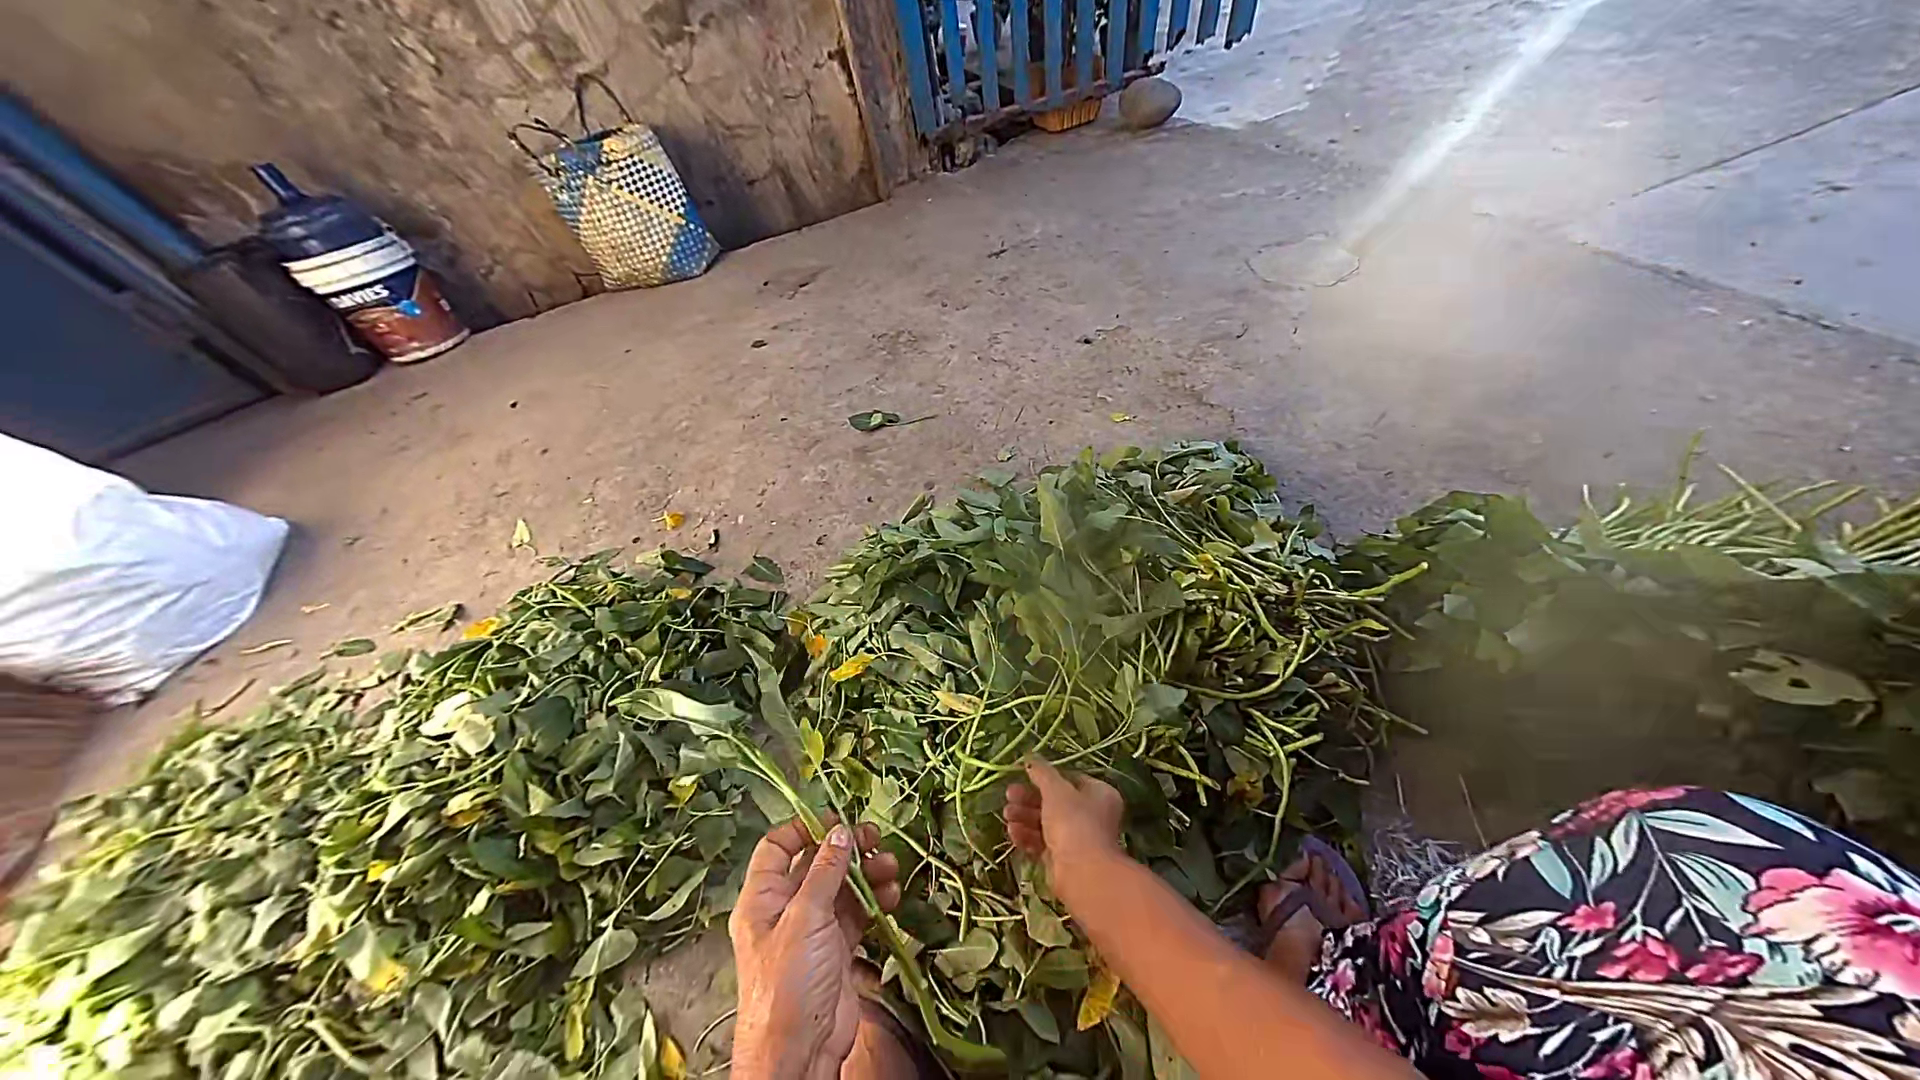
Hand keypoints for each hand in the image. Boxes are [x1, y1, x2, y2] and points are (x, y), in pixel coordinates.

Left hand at [729, 817, 900, 1079]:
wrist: (799, 1052)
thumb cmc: (787, 984)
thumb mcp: (804, 918)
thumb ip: (825, 871)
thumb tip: (840, 831)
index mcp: (763, 898)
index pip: (777, 847)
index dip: (804, 828)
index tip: (835, 819)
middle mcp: (787, 908)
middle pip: (817, 863)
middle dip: (846, 849)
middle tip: (874, 838)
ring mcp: (813, 927)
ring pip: (842, 886)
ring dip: (867, 874)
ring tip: (889, 869)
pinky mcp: (836, 947)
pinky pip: (857, 912)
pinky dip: (875, 900)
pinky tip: (892, 895)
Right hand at [1003, 759, 1125, 901]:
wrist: (1081, 872)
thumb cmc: (1074, 822)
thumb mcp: (1056, 790)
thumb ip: (1042, 772)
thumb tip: (1030, 758)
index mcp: (1099, 794)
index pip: (1070, 779)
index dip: (1046, 777)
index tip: (1024, 775)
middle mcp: (1091, 815)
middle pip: (1055, 801)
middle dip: (1029, 799)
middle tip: (1009, 796)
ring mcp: (1077, 838)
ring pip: (1046, 822)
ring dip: (1025, 817)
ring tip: (1007, 815)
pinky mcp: (1063, 859)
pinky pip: (1042, 842)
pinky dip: (1027, 836)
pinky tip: (1013, 833)